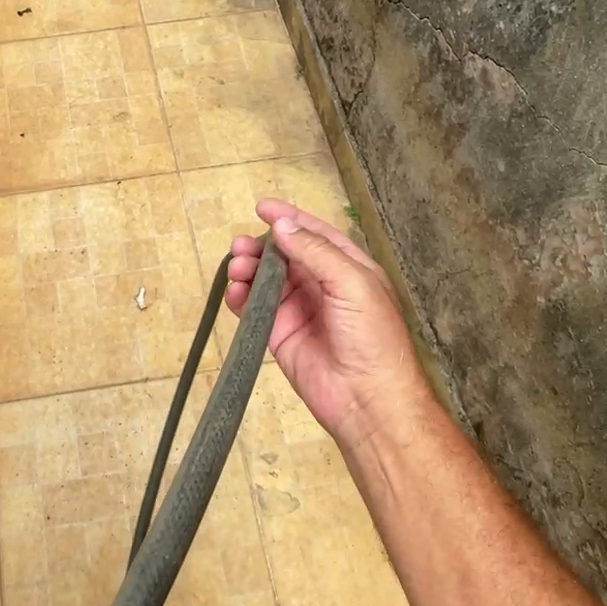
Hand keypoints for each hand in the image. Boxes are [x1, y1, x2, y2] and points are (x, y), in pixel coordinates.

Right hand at [225, 199, 430, 449]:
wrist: (366, 397)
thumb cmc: (371, 336)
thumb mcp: (352, 284)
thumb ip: (315, 252)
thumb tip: (282, 225)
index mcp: (346, 268)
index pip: (314, 234)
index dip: (289, 218)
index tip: (261, 207)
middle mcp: (321, 285)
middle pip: (284, 254)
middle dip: (260, 246)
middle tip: (240, 245)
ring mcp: (298, 309)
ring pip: (265, 279)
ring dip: (248, 269)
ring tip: (237, 268)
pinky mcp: (278, 333)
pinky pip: (254, 308)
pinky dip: (240, 297)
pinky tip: (235, 293)